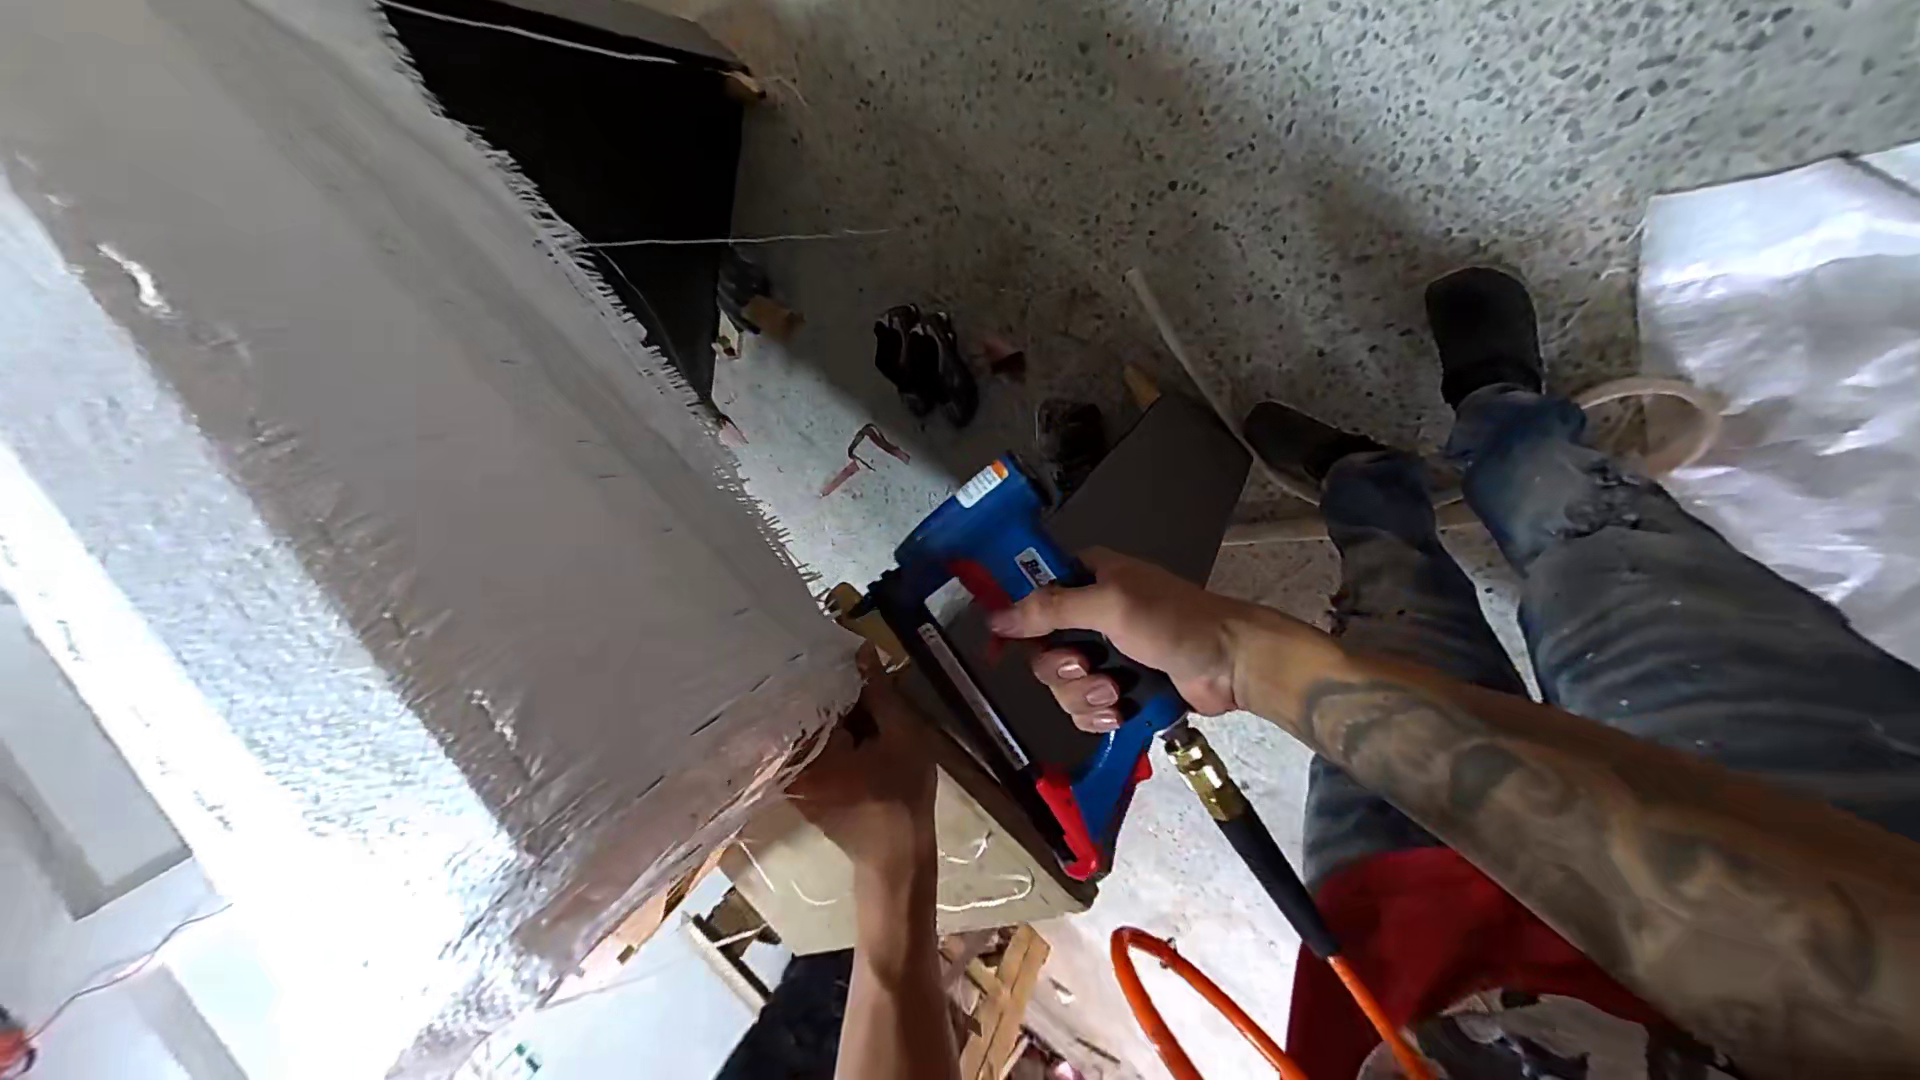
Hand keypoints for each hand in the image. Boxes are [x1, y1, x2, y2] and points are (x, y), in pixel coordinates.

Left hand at [789, 648, 936, 875]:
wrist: (898, 856)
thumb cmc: (903, 795)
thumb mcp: (902, 733)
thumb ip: (879, 690)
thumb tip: (861, 647)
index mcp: (810, 750)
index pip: (814, 691)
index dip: (838, 669)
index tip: (855, 653)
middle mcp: (791, 762)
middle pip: (812, 707)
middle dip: (838, 689)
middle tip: (865, 673)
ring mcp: (794, 774)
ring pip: (816, 723)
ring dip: (838, 708)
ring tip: (862, 692)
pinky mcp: (802, 782)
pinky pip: (816, 741)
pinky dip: (835, 728)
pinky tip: (856, 720)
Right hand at [986, 548, 1269, 728]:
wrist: (1231, 665)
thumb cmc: (1174, 622)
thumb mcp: (1111, 605)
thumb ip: (1051, 608)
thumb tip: (996, 616)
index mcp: (1085, 578)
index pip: (1030, 593)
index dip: (1013, 618)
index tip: (1000, 645)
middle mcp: (1087, 614)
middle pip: (1040, 648)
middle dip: (1061, 668)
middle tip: (1086, 667)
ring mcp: (1103, 653)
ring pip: (1060, 684)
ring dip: (1085, 694)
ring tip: (1117, 692)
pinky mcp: (1117, 687)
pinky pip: (1083, 707)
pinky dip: (1098, 713)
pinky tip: (1120, 712)